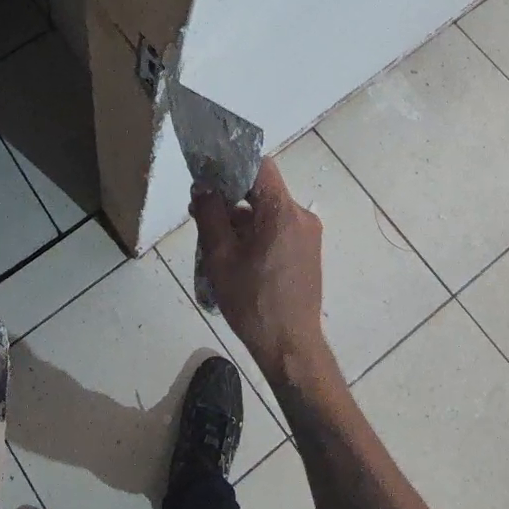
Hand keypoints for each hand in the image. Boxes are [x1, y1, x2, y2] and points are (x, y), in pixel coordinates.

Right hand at [189, 157, 327, 382]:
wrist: (290, 347)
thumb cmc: (252, 302)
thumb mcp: (220, 257)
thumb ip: (210, 215)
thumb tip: (203, 186)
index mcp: (282, 212)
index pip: (259, 166)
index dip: (232, 162)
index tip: (208, 170)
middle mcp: (300, 216)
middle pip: (262, 189)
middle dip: (230, 195)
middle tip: (201, 210)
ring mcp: (307, 234)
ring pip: (267, 210)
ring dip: (241, 217)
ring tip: (213, 239)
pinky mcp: (307, 252)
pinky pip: (277, 228)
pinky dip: (256, 232)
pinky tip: (235, 254)